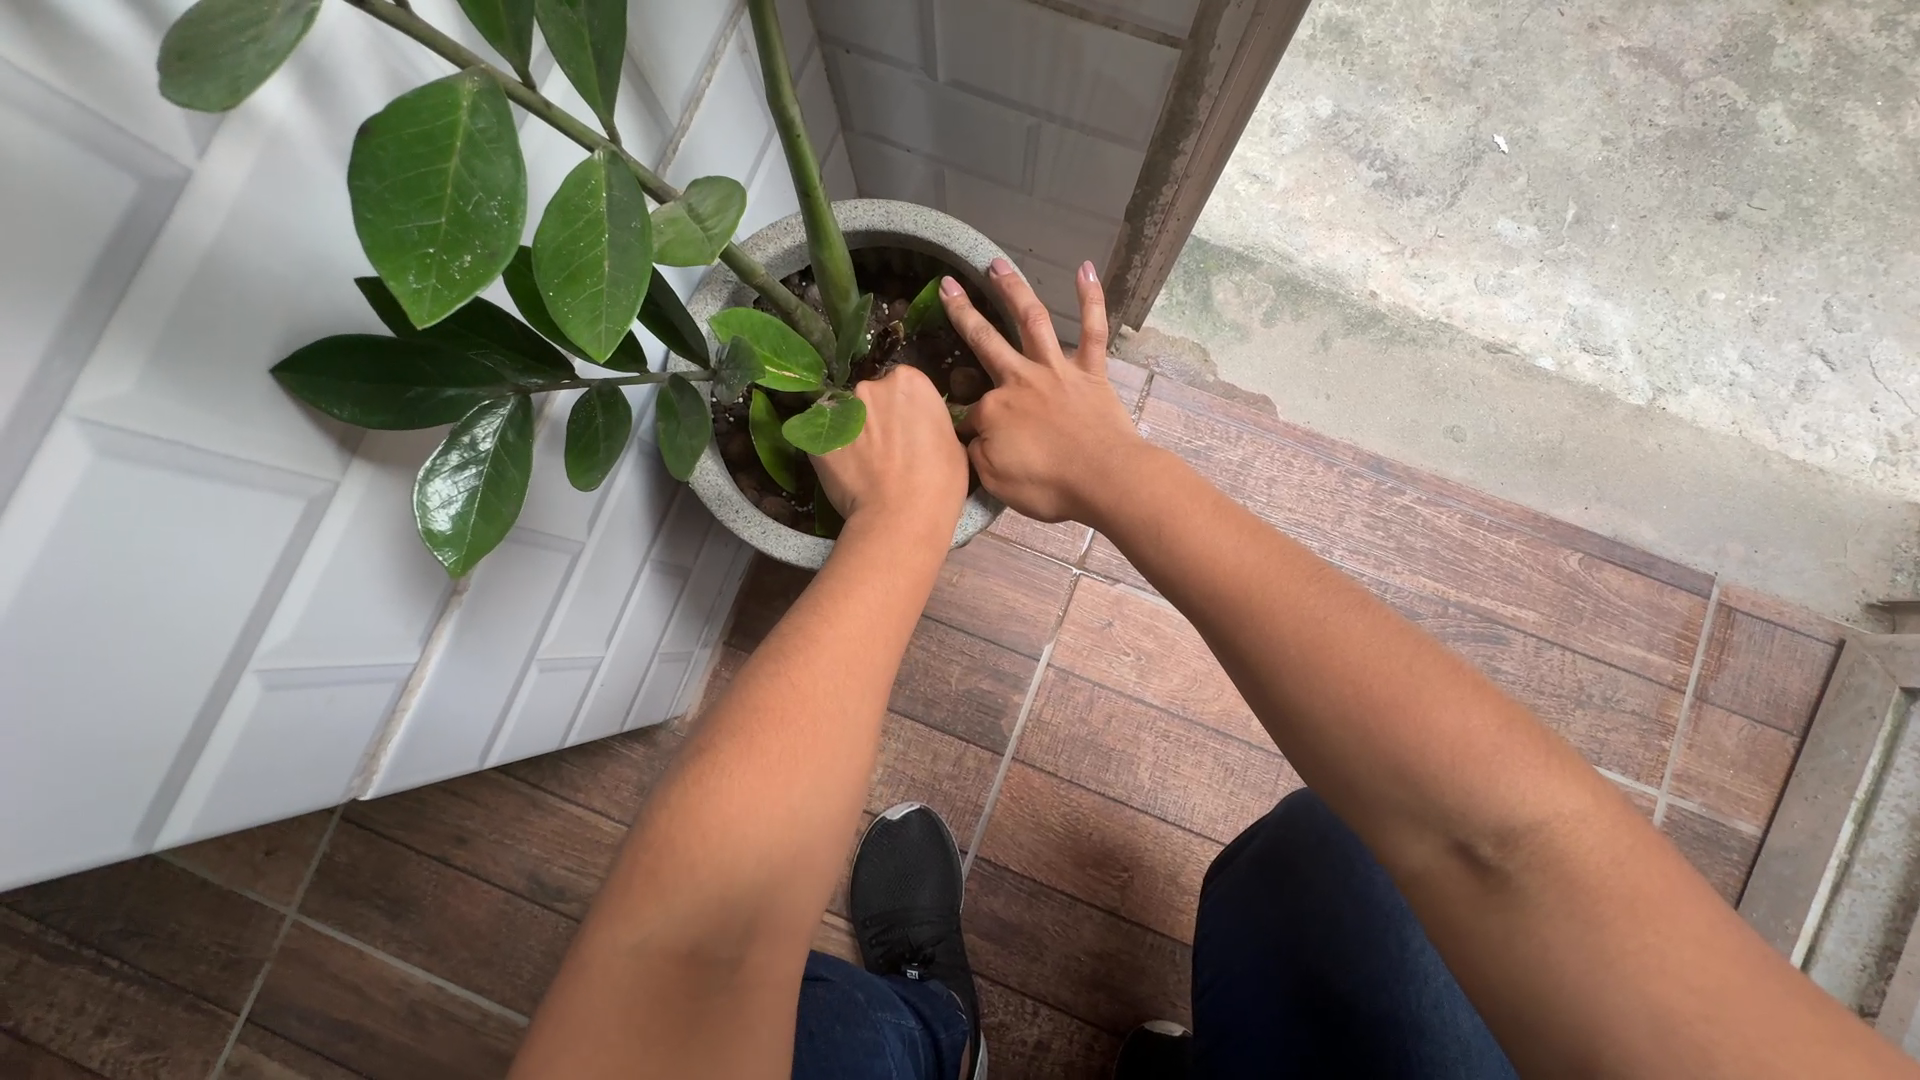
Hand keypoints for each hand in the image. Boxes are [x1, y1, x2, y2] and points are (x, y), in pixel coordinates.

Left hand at [811, 364, 968, 540]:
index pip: (904, 385)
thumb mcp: (954, 444)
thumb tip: (922, 431)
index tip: (910, 431)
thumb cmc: (939, 483)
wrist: (901, 518)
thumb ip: (932, 424)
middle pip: (873, 396)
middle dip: (879, 418)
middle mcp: (872, 387)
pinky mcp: (817, 439)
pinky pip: (827, 441)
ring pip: (848, 418)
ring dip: (856, 434)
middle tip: (889, 450)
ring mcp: (841, 412)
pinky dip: (836, 453)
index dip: (907, 410)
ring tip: (868, 465)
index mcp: (910, 381)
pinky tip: (849, 474)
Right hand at [941, 258, 1145, 526]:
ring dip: (1013, 289)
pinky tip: (1085, 269)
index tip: (971, 443)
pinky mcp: (1092, 373)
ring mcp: (1058, 371)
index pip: (971, 412)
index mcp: (995, 408)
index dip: (968, 429)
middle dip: (963, 311)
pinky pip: (1093, 331)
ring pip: (1032, 321)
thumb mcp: (996, 481)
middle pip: (986, 340)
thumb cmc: (1049, 485)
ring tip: (997, 264)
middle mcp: (1022, 379)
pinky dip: (1091, 300)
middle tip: (948, 285)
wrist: (1104, 480)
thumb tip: (973, 438)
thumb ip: (979, 454)